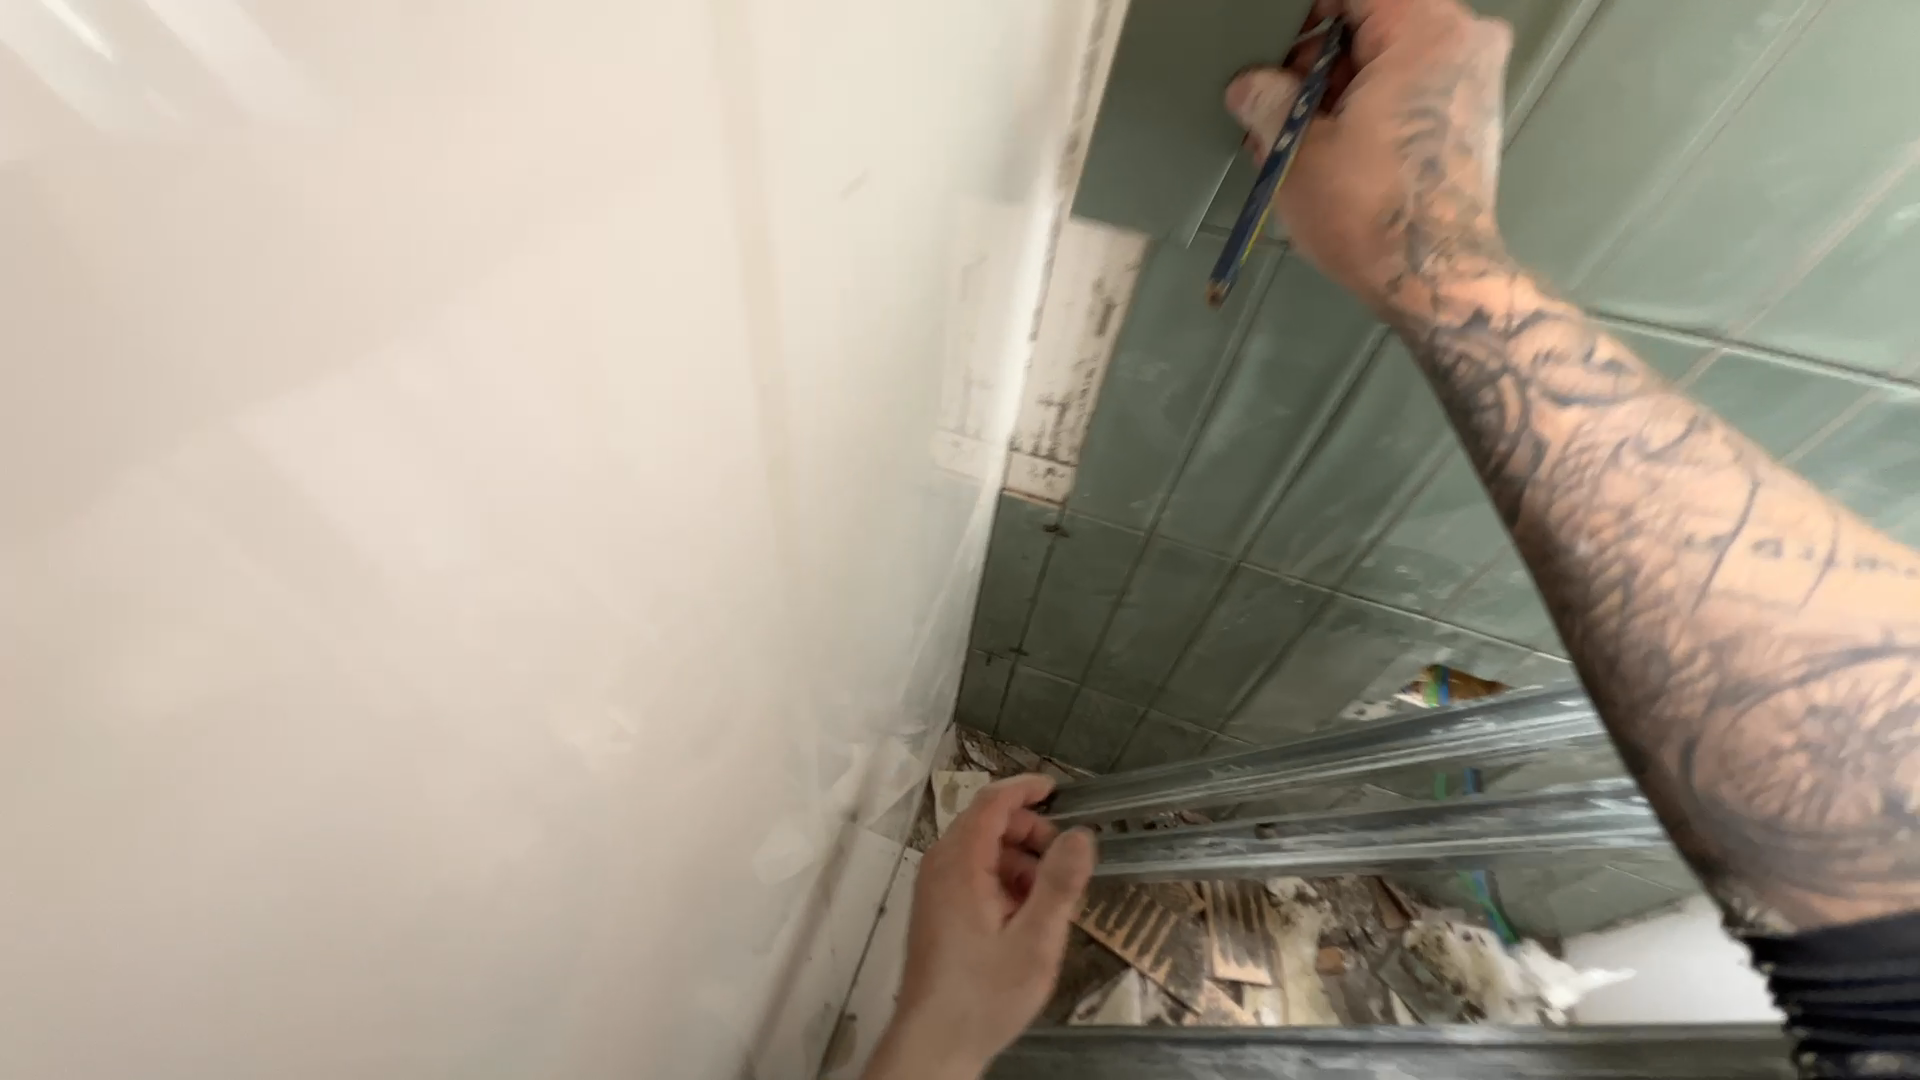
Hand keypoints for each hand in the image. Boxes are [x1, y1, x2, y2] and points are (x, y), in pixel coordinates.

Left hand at [862, 774, 1095, 1079]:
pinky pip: (972, 872)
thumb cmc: (984, 993)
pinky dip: (1002, 879)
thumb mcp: (1034, 942)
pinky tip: (1021, 916)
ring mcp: (935, 885)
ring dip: (1018, 860)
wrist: (934, 1043)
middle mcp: (941, 864)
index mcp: (960, 862)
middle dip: (1029, 833)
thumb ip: (1059, 885)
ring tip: (1045, 900)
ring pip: (982, 848)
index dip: (1025, 788)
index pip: (992, 801)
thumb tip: (1080, 835)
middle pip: (987, 822)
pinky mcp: (937, 906)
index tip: (1057, 789)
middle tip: (1062, 865)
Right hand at [1223, 0, 1511, 312]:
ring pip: (1387, 65)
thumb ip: (1267, 102)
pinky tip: (1323, 156)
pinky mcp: (1465, 123)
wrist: (1427, 274)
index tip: (1271, 50)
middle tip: (1270, 109)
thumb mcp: (1297, 151)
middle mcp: (1463, 42)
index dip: (1304, 16)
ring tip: (1288, 143)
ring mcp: (1471, 83)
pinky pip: (1405, 96)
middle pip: (1373, 26)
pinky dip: (1362, 114)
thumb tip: (1247, 85)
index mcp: (1427, 31)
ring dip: (1332, 96)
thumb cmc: (1365, 208)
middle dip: (1314, 65)